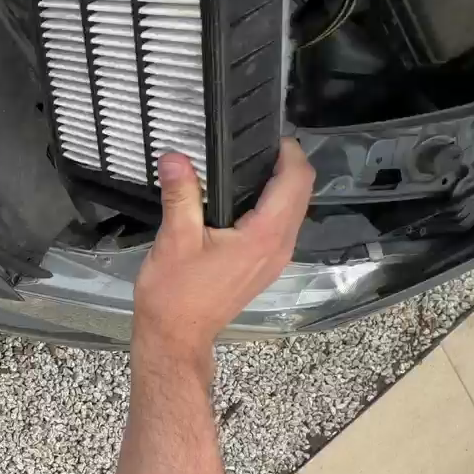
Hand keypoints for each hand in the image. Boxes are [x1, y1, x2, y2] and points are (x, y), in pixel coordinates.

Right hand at [134, 139, 314, 356]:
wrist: (174, 336)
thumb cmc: (173, 293)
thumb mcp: (174, 240)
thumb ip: (180, 195)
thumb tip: (174, 158)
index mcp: (265, 233)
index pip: (297, 178)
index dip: (288, 152)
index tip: (266, 138)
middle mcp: (281, 245)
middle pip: (300, 192)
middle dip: (284, 167)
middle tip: (251, 152)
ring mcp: (275, 259)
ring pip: (292, 211)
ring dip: (277, 189)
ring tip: (242, 177)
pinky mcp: (263, 269)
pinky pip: (278, 229)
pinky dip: (268, 211)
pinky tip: (236, 211)